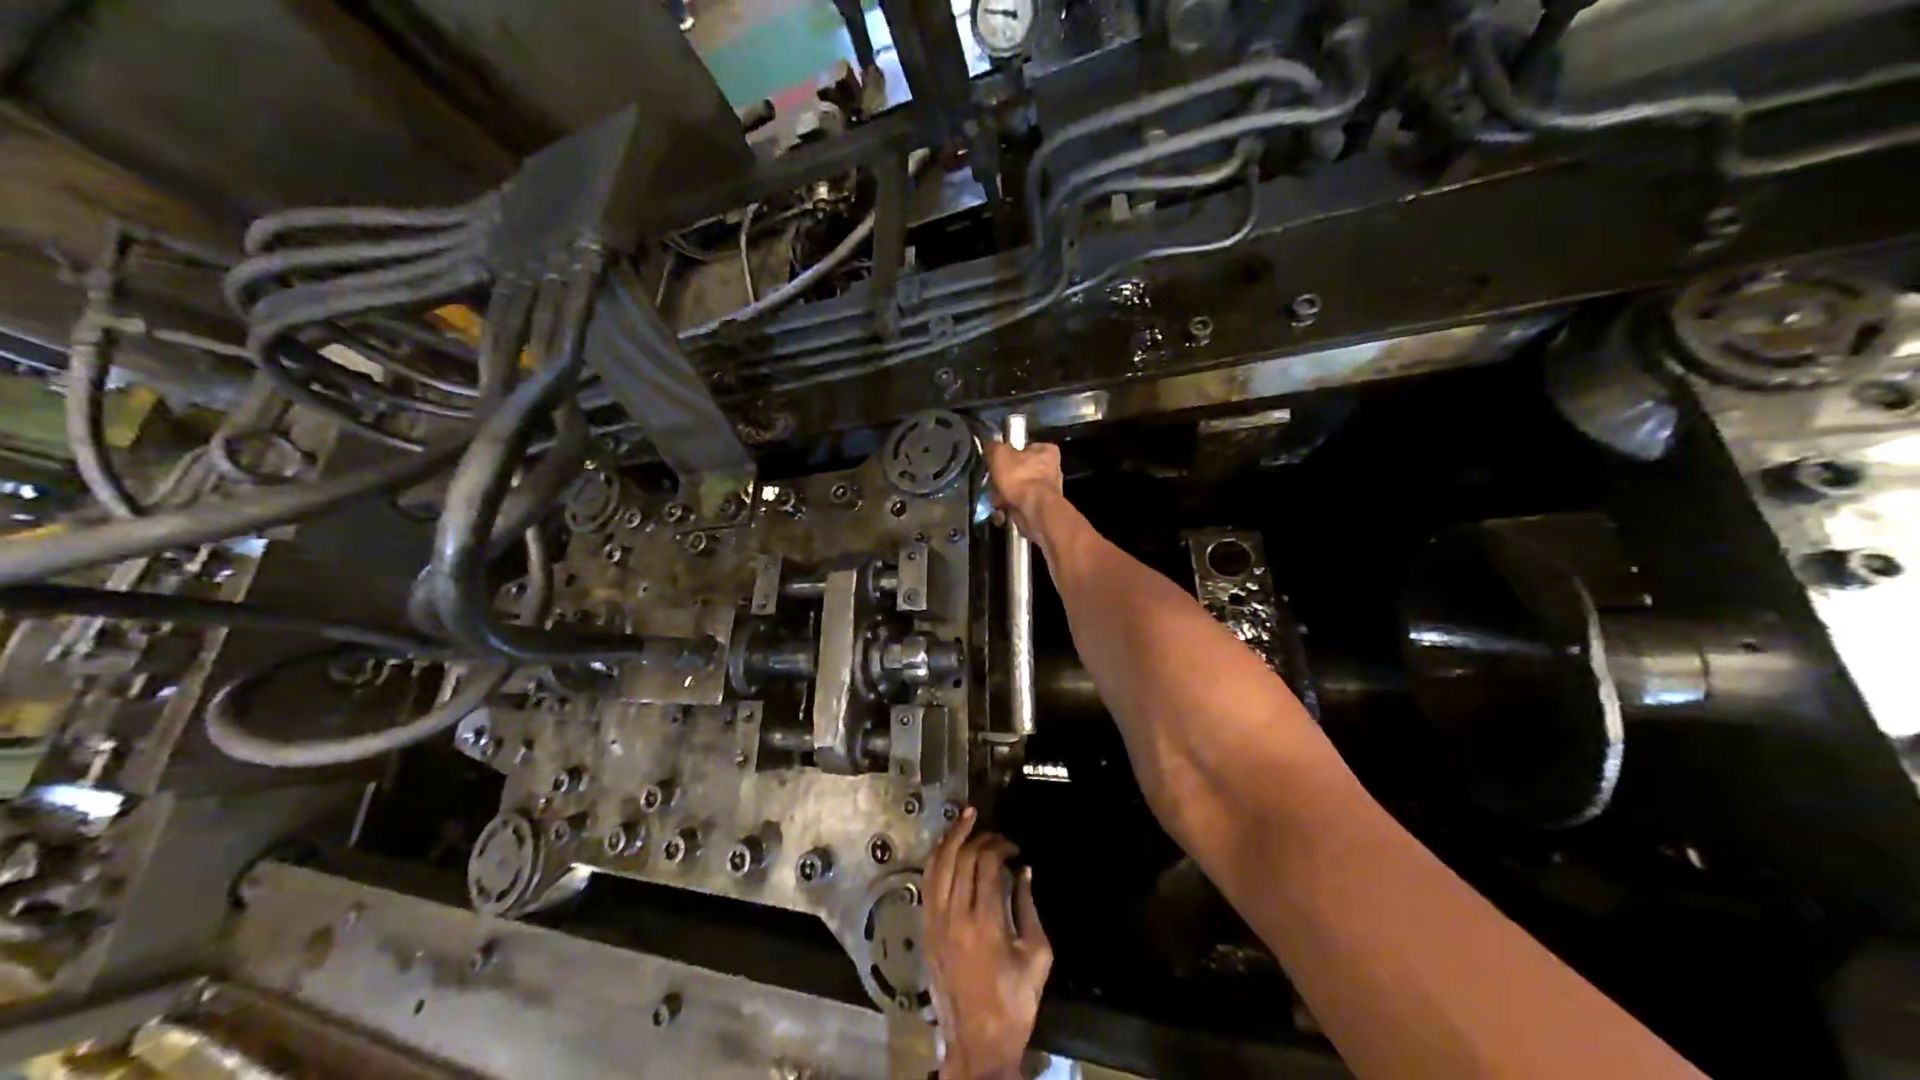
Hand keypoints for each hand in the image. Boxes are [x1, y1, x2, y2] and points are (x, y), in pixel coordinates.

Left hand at [924, 808, 1051, 1079]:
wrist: (978, 1042)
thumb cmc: (1014, 1002)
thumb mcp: (1037, 955)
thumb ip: (1029, 907)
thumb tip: (1025, 870)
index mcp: (985, 922)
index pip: (986, 864)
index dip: (1001, 846)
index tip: (1015, 847)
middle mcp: (954, 916)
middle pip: (961, 858)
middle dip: (979, 836)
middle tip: (995, 831)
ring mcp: (935, 921)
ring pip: (938, 865)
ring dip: (951, 837)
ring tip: (965, 818)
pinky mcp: (926, 929)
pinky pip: (927, 883)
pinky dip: (937, 859)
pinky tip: (947, 847)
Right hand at [983, 440, 1063, 537]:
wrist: (1034, 510)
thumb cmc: (1020, 477)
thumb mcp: (1000, 454)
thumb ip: (993, 446)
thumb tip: (989, 444)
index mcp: (1047, 451)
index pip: (1025, 447)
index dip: (1009, 454)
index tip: (996, 462)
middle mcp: (1051, 469)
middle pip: (1020, 470)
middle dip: (1004, 479)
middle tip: (991, 483)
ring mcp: (1047, 490)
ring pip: (1018, 489)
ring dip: (1004, 495)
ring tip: (994, 499)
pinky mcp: (1041, 508)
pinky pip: (1020, 504)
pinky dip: (1009, 507)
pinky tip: (1000, 510)